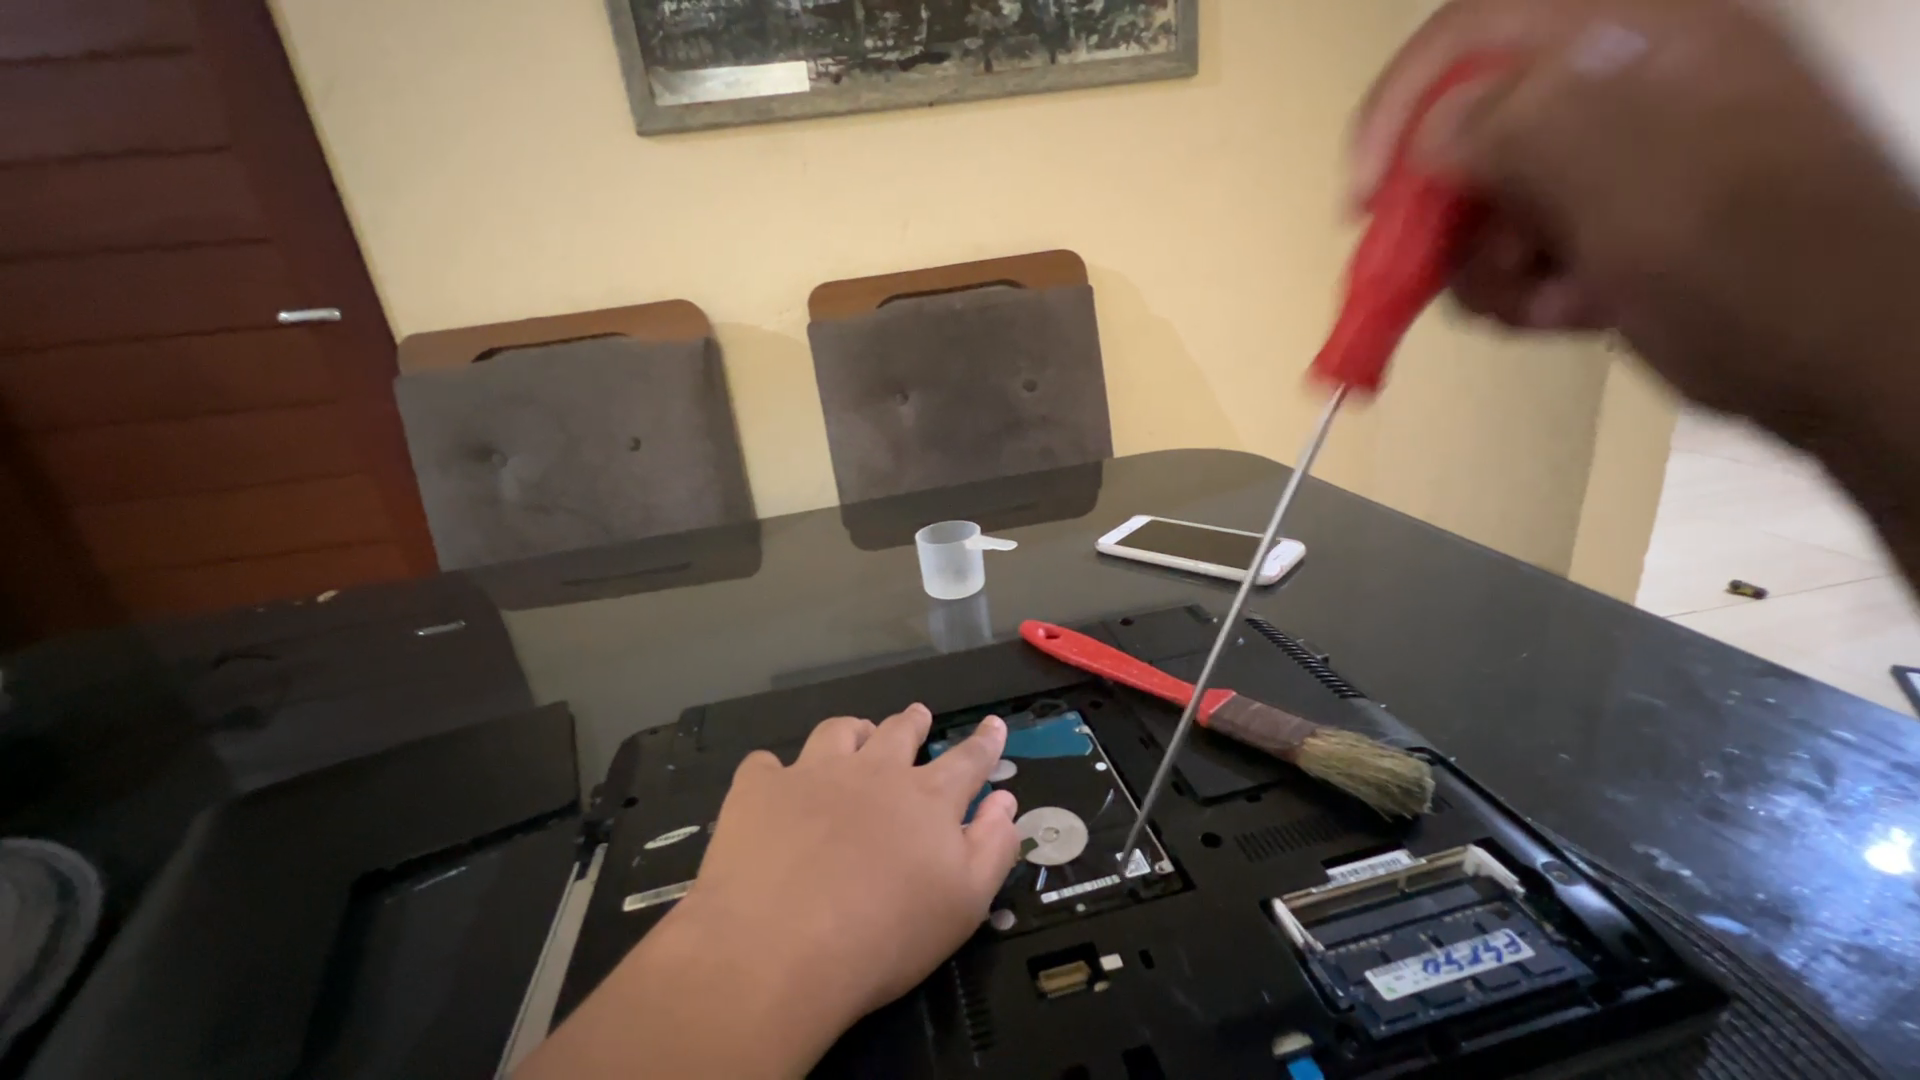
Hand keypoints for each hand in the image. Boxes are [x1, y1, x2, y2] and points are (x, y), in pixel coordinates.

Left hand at [689, 704, 1020, 1021]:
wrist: (780, 948)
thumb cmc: (886, 935)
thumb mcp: (964, 903)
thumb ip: (992, 847)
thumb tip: (1005, 800)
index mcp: (926, 798)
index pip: (967, 760)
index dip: (984, 742)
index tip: (992, 725)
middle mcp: (872, 771)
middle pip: (898, 732)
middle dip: (913, 722)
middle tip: (918, 716)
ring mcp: (812, 774)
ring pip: (837, 732)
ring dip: (853, 730)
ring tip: (855, 733)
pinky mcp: (759, 790)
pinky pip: (766, 764)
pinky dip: (774, 770)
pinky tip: (773, 782)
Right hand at [1355, 0, 1919, 442]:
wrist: (1840, 362)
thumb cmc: (1752, 262)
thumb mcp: (1636, 178)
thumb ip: (1525, 124)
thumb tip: (1432, 134)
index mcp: (1642, 36)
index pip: (1477, 31)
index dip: (1400, 107)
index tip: (1364, 200)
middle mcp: (1617, 86)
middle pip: (1466, 127)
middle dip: (1443, 210)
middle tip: (1436, 267)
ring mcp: (1608, 159)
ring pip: (1479, 200)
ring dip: (1484, 265)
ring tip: (1539, 298)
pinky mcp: (1599, 221)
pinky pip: (1510, 247)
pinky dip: (1516, 290)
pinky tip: (1565, 310)